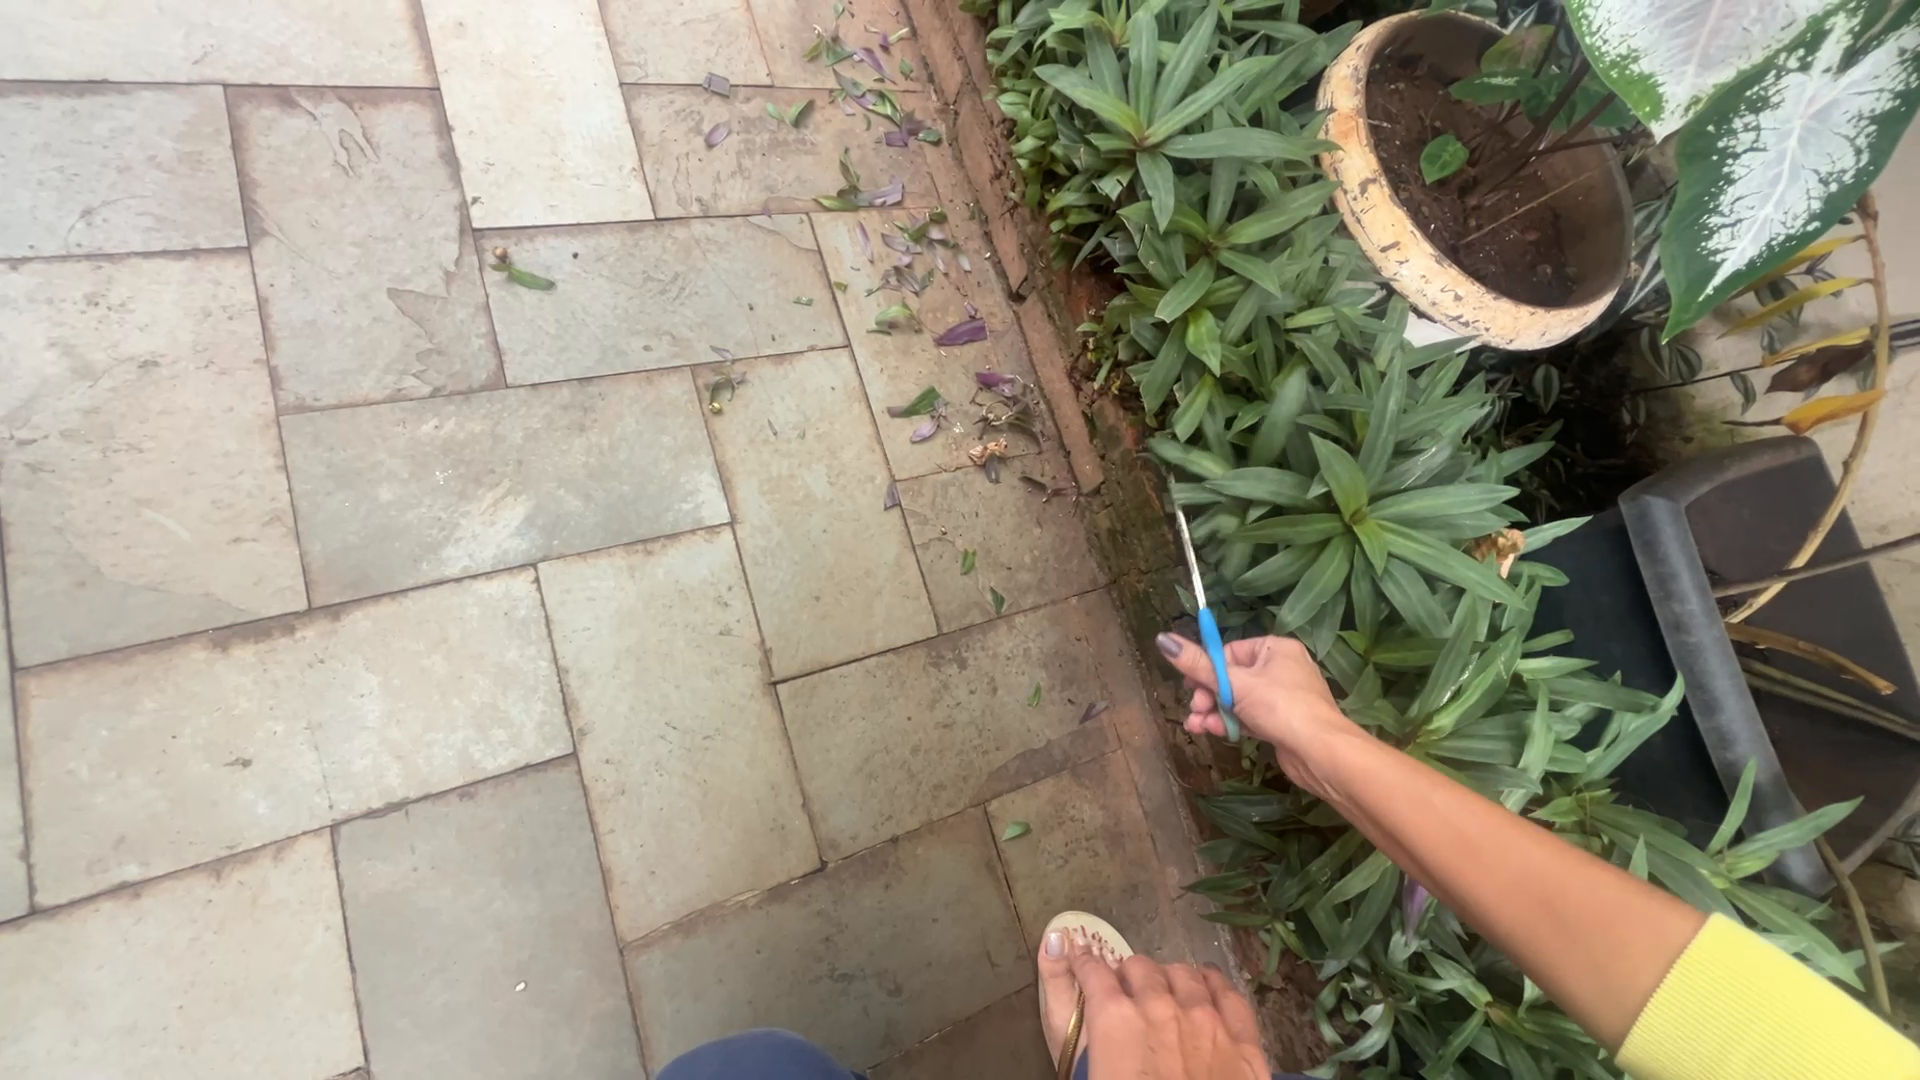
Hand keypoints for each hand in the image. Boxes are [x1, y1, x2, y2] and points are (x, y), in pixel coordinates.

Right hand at [1069, 939, 1268, 1079]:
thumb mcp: (1088, 1076)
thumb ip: (1068, 1027)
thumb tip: (1055, 957)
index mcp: (1115, 1019)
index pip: (1091, 970)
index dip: (1083, 966)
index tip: (1082, 966)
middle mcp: (1160, 1006)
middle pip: (1139, 967)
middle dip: (1127, 978)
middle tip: (1124, 998)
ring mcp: (1208, 1023)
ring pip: (1184, 973)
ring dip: (1168, 980)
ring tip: (1164, 994)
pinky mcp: (1245, 1046)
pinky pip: (1229, 994)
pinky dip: (1214, 984)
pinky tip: (1205, 985)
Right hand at [1155, 632, 1361, 799]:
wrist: (1321, 754)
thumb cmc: (1280, 707)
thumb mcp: (1234, 684)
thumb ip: (1197, 664)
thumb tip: (1162, 638)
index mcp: (1275, 649)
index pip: (1229, 652)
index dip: (1207, 670)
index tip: (1190, 686)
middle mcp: (1281, 668)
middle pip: (1231, 677)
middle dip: (1207, 695)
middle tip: (1195, 708)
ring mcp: (1283, 697)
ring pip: (1237, 700)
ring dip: (1213, 712)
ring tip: (1196, 726)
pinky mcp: (1281, 722)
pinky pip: (1248, 716)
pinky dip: (1230, 723)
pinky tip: (1212, 731)